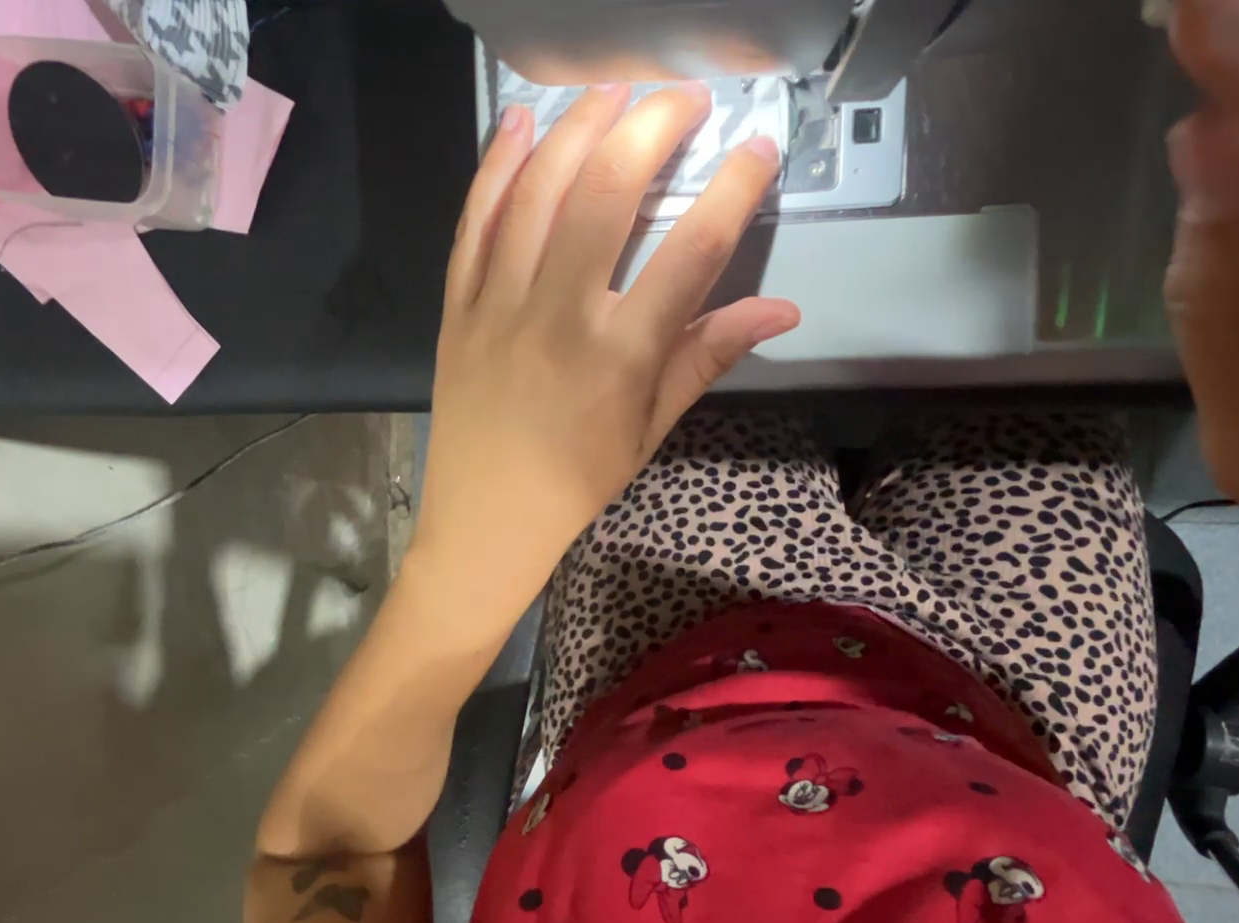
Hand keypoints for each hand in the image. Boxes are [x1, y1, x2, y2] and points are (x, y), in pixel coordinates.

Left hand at [409, 84, 799, 623]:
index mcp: (620, 354)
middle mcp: (560, 316)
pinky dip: (496, 167)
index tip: (756, 147)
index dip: (731, 190)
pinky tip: (520, 123)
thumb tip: (780, 309)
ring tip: (612, 90)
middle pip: (608, 195)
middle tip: (682, 98)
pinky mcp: (458, 306)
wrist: (488, 515)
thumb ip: (707, 358)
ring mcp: (501, 305)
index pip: (691, 253)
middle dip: (651, 128)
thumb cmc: (577, 479)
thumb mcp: (651, 428)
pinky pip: (474, 224)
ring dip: (577, 127)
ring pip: (538, 193)